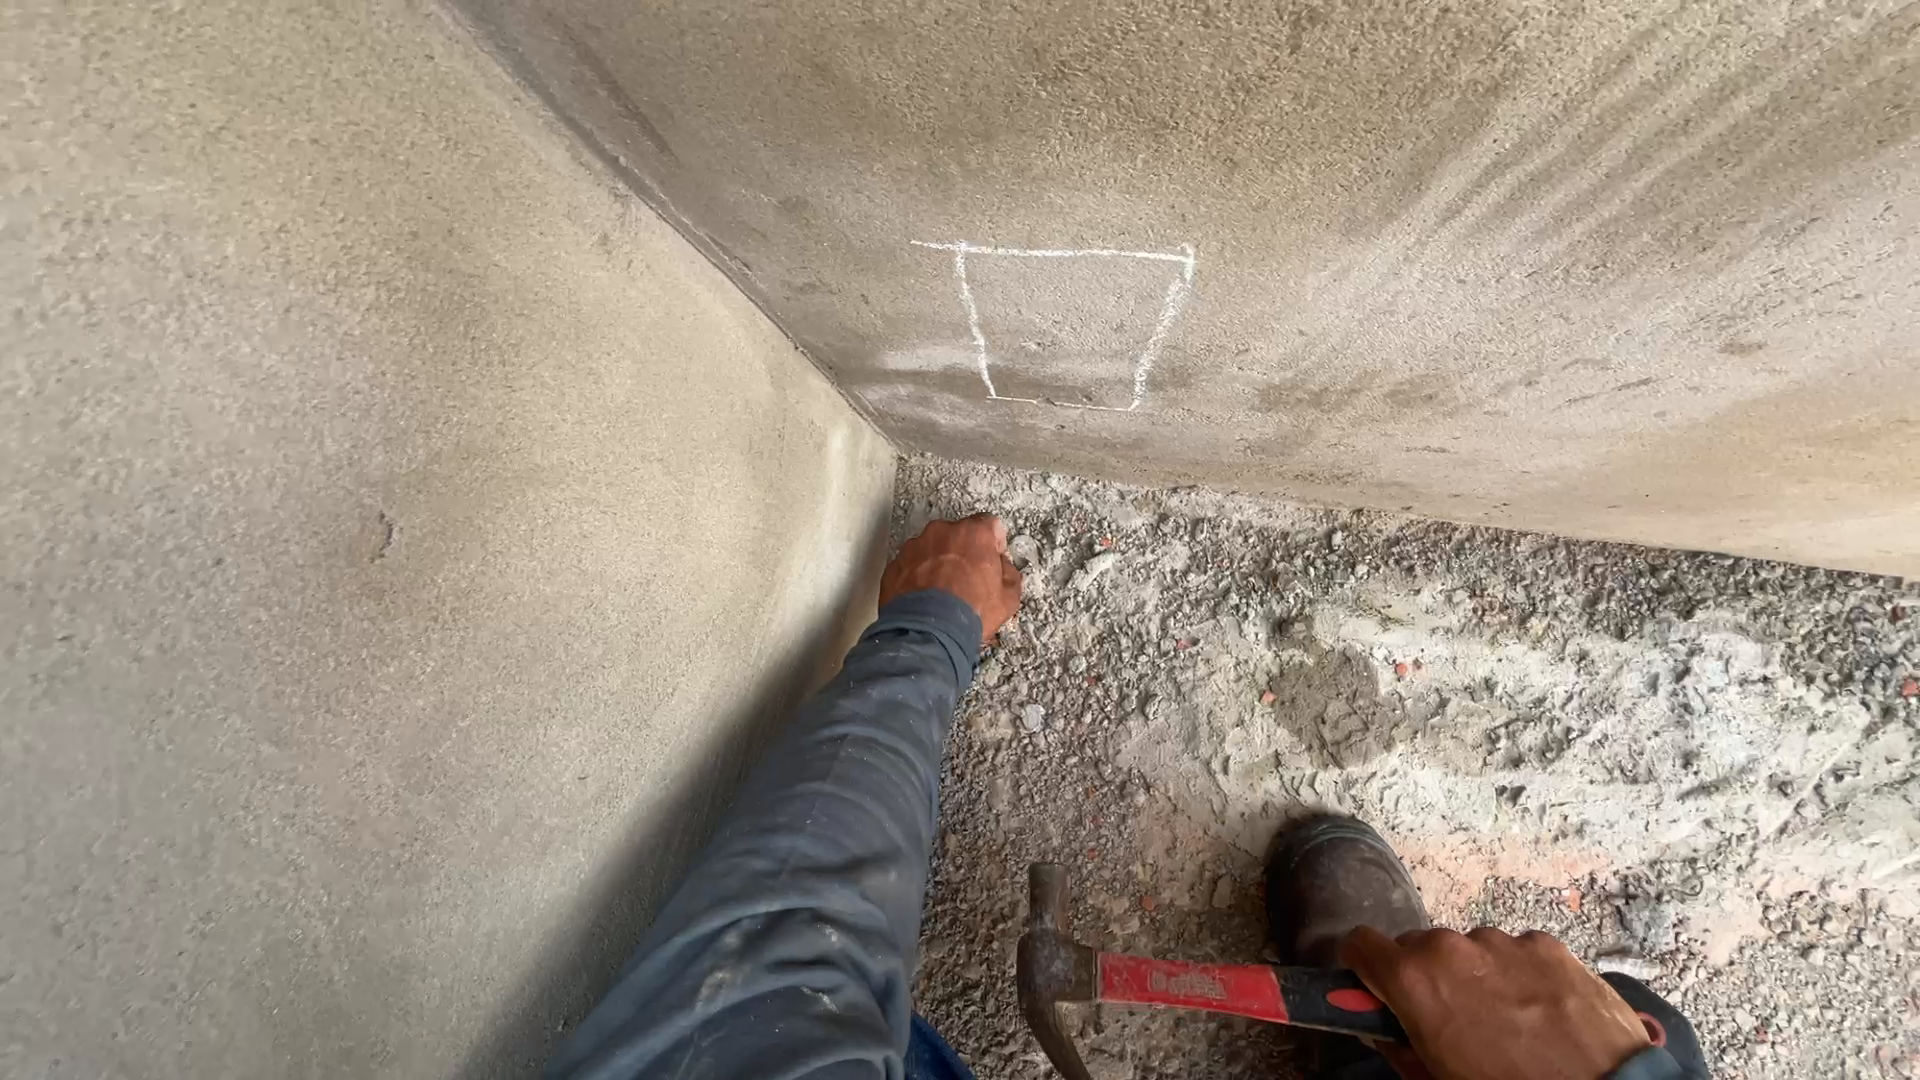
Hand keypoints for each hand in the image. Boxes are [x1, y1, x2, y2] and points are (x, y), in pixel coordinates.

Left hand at [879, 514, 1021, 645]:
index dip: (994, 543)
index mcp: (973, 533)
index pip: (990, 525)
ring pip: (931, 548)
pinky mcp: (895, 564)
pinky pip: (911, 564)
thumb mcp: (1008, 599)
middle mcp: (941, 532)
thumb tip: (1003, 568)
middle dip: (964, 552)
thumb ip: (1009, 574)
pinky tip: (925, 598)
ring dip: (938, 563)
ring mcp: (914, 547)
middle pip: (958, 535)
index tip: (993, 559)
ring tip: (943, 592)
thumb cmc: (969, 613)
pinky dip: (917, 576)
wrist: (928, 633)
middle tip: (968, 580)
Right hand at [1341, 926, 1650, 1079]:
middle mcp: (1447, 946)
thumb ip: (1398, 1046)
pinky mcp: (1546, 945)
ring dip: (1477, 974)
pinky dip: (1523, 974)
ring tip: (1514, 1019)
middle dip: (1429, 976)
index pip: (1358, 943)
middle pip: (1417, 947)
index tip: (1380, 988)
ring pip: (1469, 949)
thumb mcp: (1436, 1079)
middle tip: (1458, 1018)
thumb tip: (1383, 1028)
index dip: (1365, 967)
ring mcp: (1499, 942)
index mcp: (1411, 977)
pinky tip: (1547, 1011)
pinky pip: (1518, 951)